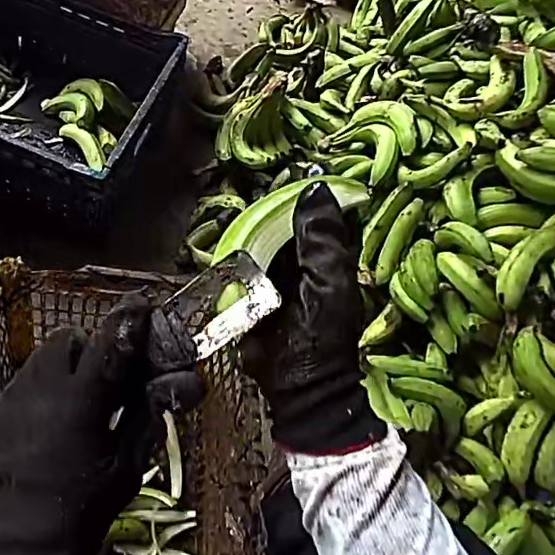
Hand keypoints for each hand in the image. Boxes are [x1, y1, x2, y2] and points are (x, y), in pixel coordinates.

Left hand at [0, 295, 202, 554]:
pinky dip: (47, 379)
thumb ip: (148, 415)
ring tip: (82, 388)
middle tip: (108, 371)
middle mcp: (46, 388)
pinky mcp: (2, 408)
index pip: (110, 344)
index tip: (143, 306)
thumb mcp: (130, 463)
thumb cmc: (86, 504)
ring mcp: (18, 396)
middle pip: (71, 339)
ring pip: (44, 353)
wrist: (25, 536)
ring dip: (68, 359)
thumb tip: (179, 383)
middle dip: (93, 345)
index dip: (129, 321)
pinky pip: (29, 375)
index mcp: (83, 401)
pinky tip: (56, 408)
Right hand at [242, 182, 383, 454]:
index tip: (295, 168)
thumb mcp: (328, 283)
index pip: (320, 212)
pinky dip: (235, 251)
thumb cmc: (322, 337)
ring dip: (250, 225)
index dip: (309, 191)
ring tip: (237, 206)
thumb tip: (315, 190)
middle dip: (272, 206)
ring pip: (262, 239)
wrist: (298, 387)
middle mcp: (303, 260)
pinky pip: (242, 263)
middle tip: (257, 187)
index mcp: (330, 255)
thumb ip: (321, 239)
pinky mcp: (252, 291)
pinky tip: (224, 235)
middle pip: (286, 222)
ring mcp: (276, 276)